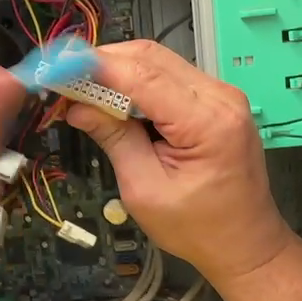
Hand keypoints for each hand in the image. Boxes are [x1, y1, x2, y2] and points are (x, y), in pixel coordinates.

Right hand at [65, 40, 301, 285]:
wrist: (246, 244)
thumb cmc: (196, 229)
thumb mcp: (144, 189)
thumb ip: (113, 139)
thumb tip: (75, 106)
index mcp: (206, 121)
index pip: (142, 75)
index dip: (94, 66)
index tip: (55, 67)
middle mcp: (219, 96)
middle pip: (149, 56)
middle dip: (101, 62)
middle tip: (61, 78)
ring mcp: (221, 93)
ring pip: (158, 59)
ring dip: (116, 69)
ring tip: (80, 88)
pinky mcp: (217, 99)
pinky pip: (169, 75)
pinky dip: (135, 80)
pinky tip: (111, 96)